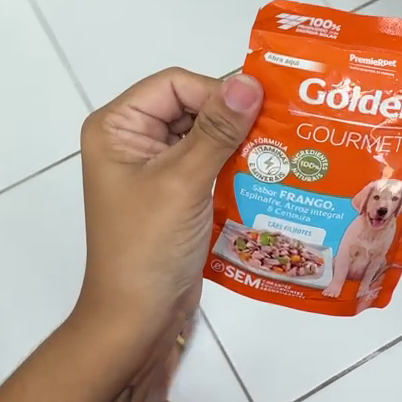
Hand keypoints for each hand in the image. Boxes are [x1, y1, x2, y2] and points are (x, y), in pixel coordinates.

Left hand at [76, 69, 261, 344]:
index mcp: (117, 126)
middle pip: (191, 107)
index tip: (263, 109)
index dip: (216, 92)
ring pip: (205, 136)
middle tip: (284, 127)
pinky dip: (236, 168)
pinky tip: (271, 176)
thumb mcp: (182, 182)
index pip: (174, 85)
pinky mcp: (174, 193)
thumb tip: (248, 80)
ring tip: (285, 152)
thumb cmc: (147, 246)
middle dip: (233, 118)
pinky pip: (209, 165)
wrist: (137, 320)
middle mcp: (132, 139)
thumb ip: (217, 130)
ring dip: (240, 145)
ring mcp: (153, 167)